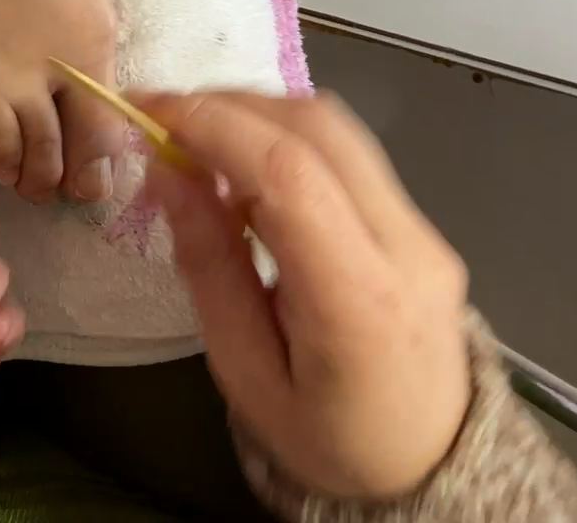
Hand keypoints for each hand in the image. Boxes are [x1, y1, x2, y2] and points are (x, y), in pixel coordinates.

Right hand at [135, 91, 471, 499]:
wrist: (431, 472)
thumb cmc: (324, 437)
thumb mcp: (243, 368)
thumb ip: (207, 262)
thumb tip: (167, 169)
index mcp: (360, 297)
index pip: (287, 172)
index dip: (209, 124)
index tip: (145, 112)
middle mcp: (406, 244)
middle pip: (315, 127)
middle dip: (225, 104)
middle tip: (161, 117)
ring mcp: (420, 226)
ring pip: (332, 125)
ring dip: (251, 110)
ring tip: (193, 134)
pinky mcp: (414, 219)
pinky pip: (341, 148)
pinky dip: (277, 132)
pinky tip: (238, 161)